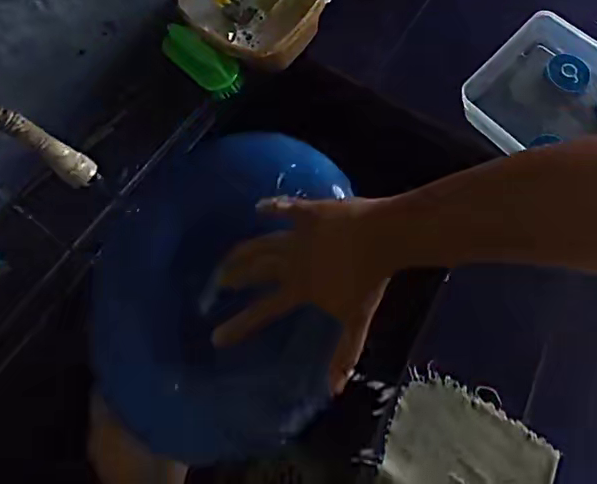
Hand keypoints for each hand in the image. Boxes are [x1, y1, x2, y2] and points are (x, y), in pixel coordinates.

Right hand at [212, 196, 392, 394]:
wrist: (380, 236)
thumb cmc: (369, 278)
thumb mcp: (357, 318)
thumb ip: (344, 352)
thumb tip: (335, 390)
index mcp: (300, 287)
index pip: (264, 310)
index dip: (240, 324)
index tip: (216, 336)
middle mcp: (292, 261)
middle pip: (257, 270)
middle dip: (236, 277)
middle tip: (218, 282)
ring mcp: (299, 234)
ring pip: (265, 242)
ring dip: (246, 249)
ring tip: (230, 254)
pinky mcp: (309, 212)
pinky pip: (286, 208)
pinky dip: (273, 206)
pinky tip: (259, 206)